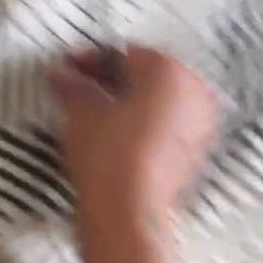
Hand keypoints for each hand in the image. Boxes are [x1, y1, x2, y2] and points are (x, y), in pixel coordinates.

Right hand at [50, 46, 217, 219]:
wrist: (128, 209)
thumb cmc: (107, 155)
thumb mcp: (81, 115)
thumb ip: (73, 87)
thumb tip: (62, 73)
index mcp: (169, 71)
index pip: (126, 53)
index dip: (91, 58)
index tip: (66, 67)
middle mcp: (194, 89)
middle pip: (149, 74)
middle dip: (113, 78)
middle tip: (79, 88)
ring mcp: (200, 120)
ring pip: (159, 99)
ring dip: (129, 100)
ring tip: (95, 112)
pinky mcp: (194, 148)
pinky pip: (166, 122)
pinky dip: (142, 122)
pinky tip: (116, 134)